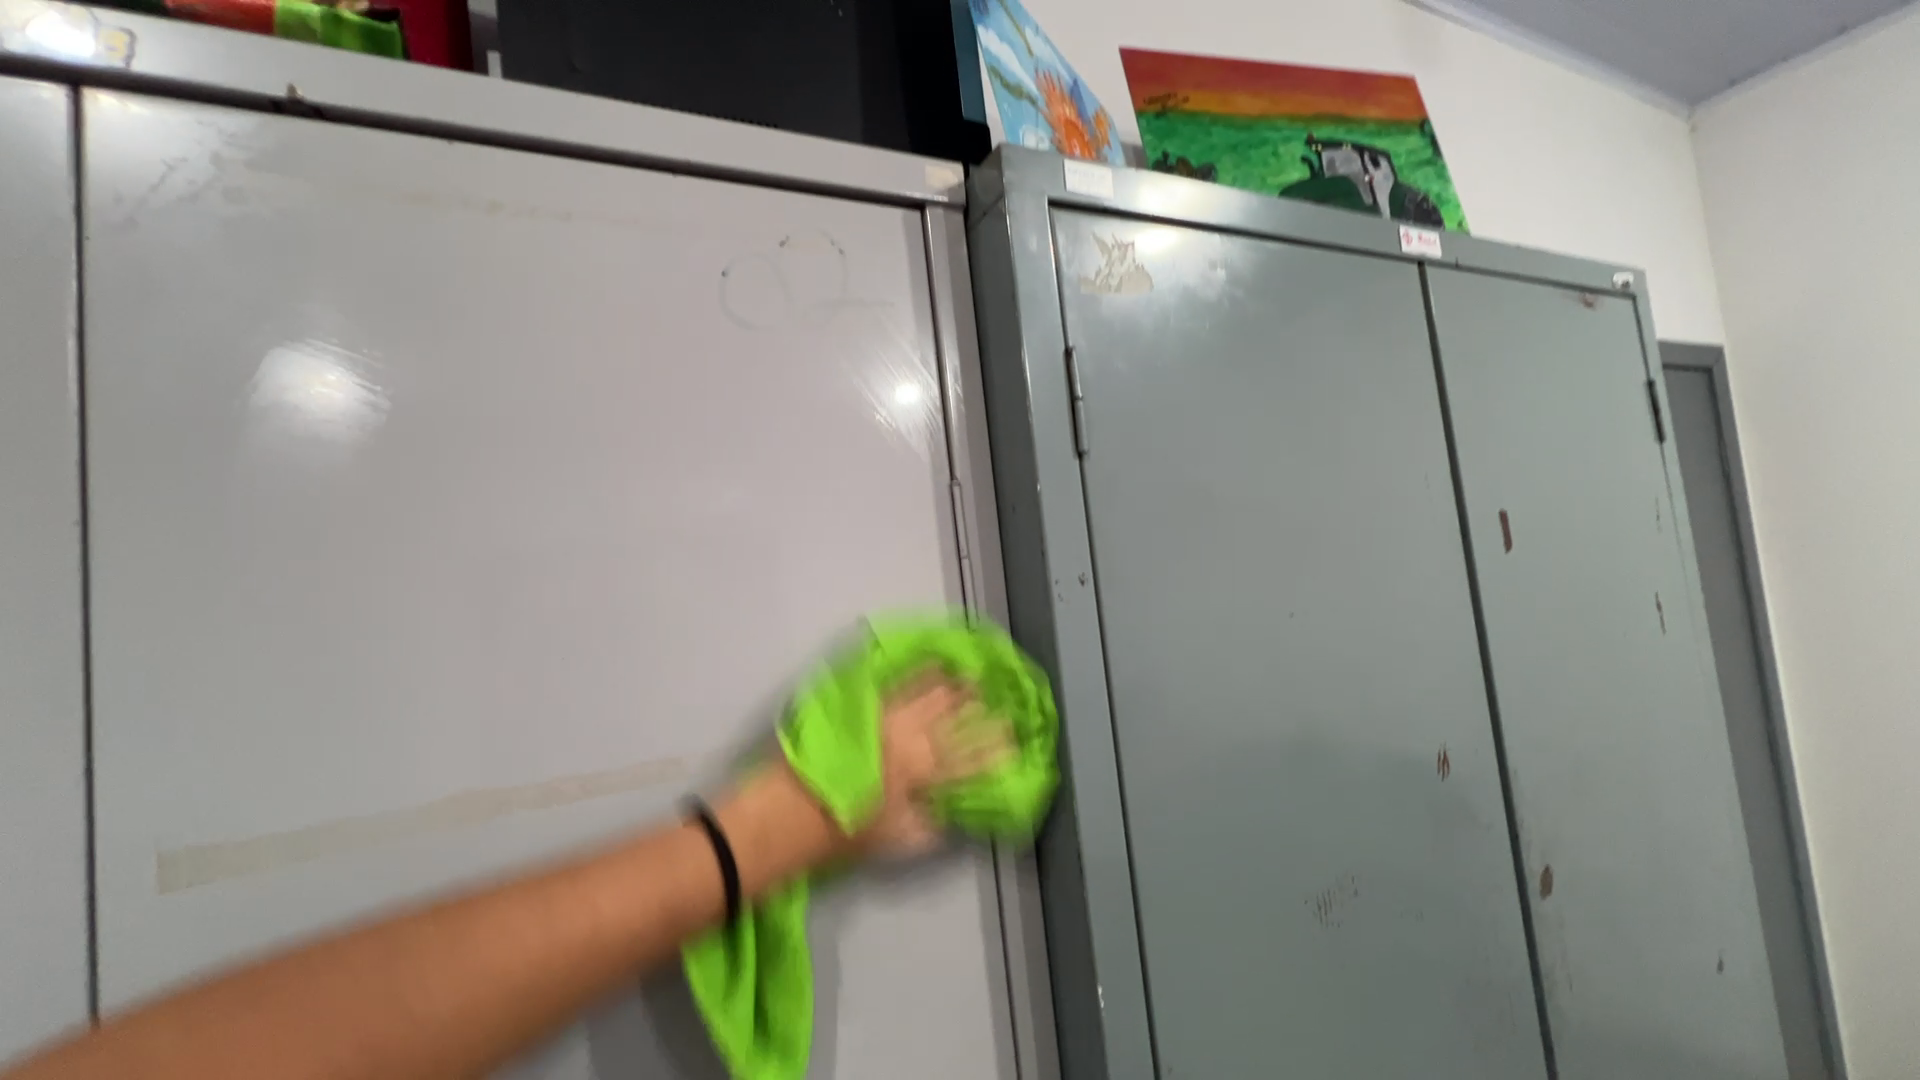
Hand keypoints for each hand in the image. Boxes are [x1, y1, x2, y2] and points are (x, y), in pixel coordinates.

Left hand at [856, 672, 1012, 858]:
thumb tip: (947, 814)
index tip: (1013, 743)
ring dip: (958, 689)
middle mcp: (915, 743)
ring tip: (974, 680)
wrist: (801, 807)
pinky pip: (903, 683)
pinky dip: (923, 673)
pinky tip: (935, 665)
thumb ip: (929, 824)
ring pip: (935, 698)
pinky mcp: (869, 706)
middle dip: (983, 715)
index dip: (995, 751)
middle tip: (1002, 706)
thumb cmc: (849, 830)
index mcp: (926, 776)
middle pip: (958, 723)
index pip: (971, 761)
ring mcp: (892, 719)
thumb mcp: (899, 838)